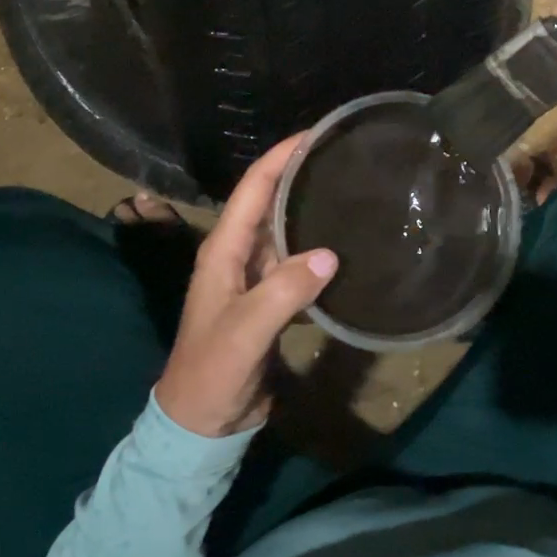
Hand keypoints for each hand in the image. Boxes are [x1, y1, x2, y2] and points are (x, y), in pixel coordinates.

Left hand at [153, 135, 339, 436]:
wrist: (202, 424)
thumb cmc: (212, 372)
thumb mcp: (245, 331)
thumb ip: (284, 291)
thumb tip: (330, 254)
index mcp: (223, 250)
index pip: (253, 188)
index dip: (281, 156)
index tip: (316, 132)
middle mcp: (239, 254)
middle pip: (271, 201)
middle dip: (301, 174)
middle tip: (346, 156)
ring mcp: (256, 278)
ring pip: (287, 230)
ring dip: (312, 209)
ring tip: (354, 191)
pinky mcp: (272, 300)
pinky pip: (298, 261)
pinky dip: (319, 248)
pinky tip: (348, 244)